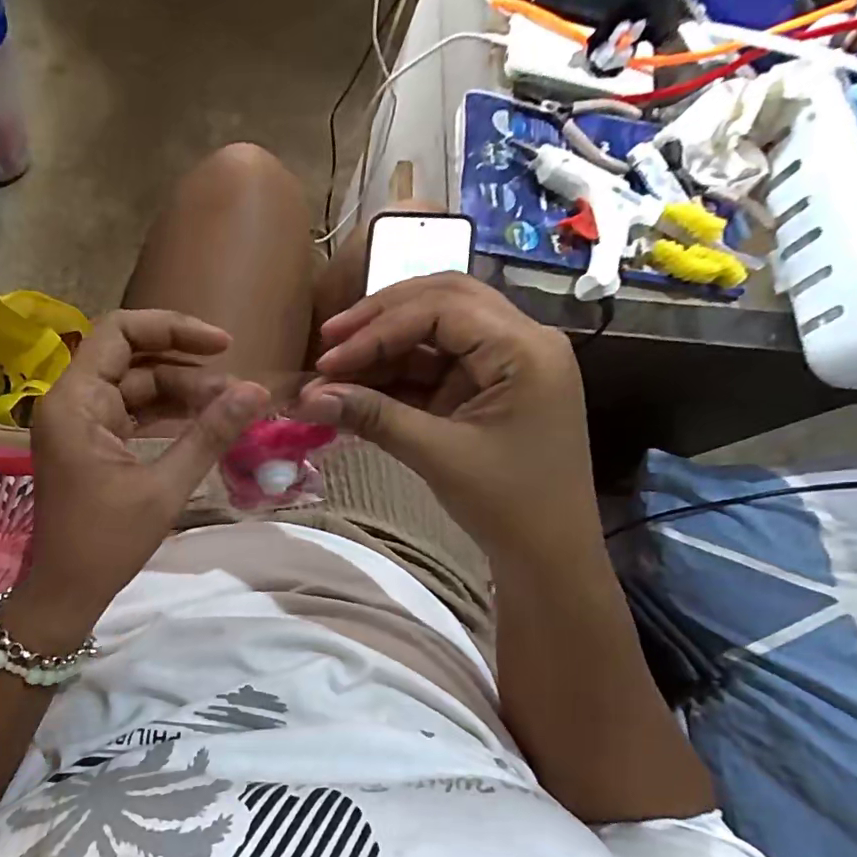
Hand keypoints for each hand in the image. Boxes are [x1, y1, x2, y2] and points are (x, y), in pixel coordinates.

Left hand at [16, 310, 268, 641]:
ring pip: (135, 388)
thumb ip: (209, 435)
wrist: (67, 591)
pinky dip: (166, 416)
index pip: (120, 332)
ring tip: (228, 409)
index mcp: (76, 402)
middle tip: (236, 394)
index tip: (223, 344)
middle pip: (133, 360)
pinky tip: (202, 423)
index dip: (173, 327)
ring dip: (181, 394)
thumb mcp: (165, 487)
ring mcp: (80, 424)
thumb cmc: (108, 542)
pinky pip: (131, 414)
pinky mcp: (90, 444)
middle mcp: (72, 402)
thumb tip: (257, 392)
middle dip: (187, 372)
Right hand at [294, 273, 599, 561]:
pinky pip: (439, 366)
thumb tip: (308, 397)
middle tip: (328, 342)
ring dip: (385, 349)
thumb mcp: (438, 455)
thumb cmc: (507, 505)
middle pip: (442, 302)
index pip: (442, 308)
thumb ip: (374, 417)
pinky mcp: (490, 388)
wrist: (548, 555)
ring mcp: (506, 364)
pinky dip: (399, 376)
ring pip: (437, 332)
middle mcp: (521, 341)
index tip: (328, 359)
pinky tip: (360, 389)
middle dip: (381, 321)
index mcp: (525, 348)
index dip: (378, 328)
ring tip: (334, 372)